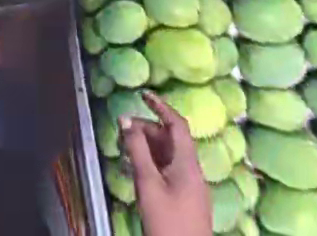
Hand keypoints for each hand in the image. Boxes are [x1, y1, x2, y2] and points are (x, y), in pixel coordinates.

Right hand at [123, 92, 211, 235]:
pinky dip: (152, 163)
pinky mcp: (187, 201)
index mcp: (188, 164)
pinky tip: (135, 169)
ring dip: (148, 147)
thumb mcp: (147, 183)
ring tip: (125, 149)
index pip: (177, 125)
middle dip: (147, 129)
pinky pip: (169, 171)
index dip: (161, 107)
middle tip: (122, 129)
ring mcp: (192, 188)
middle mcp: (193, 172)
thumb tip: (125, 119)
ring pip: (169, 156)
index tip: (143, 94)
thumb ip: (136, 149)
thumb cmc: (167, 221)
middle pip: (171, 139)